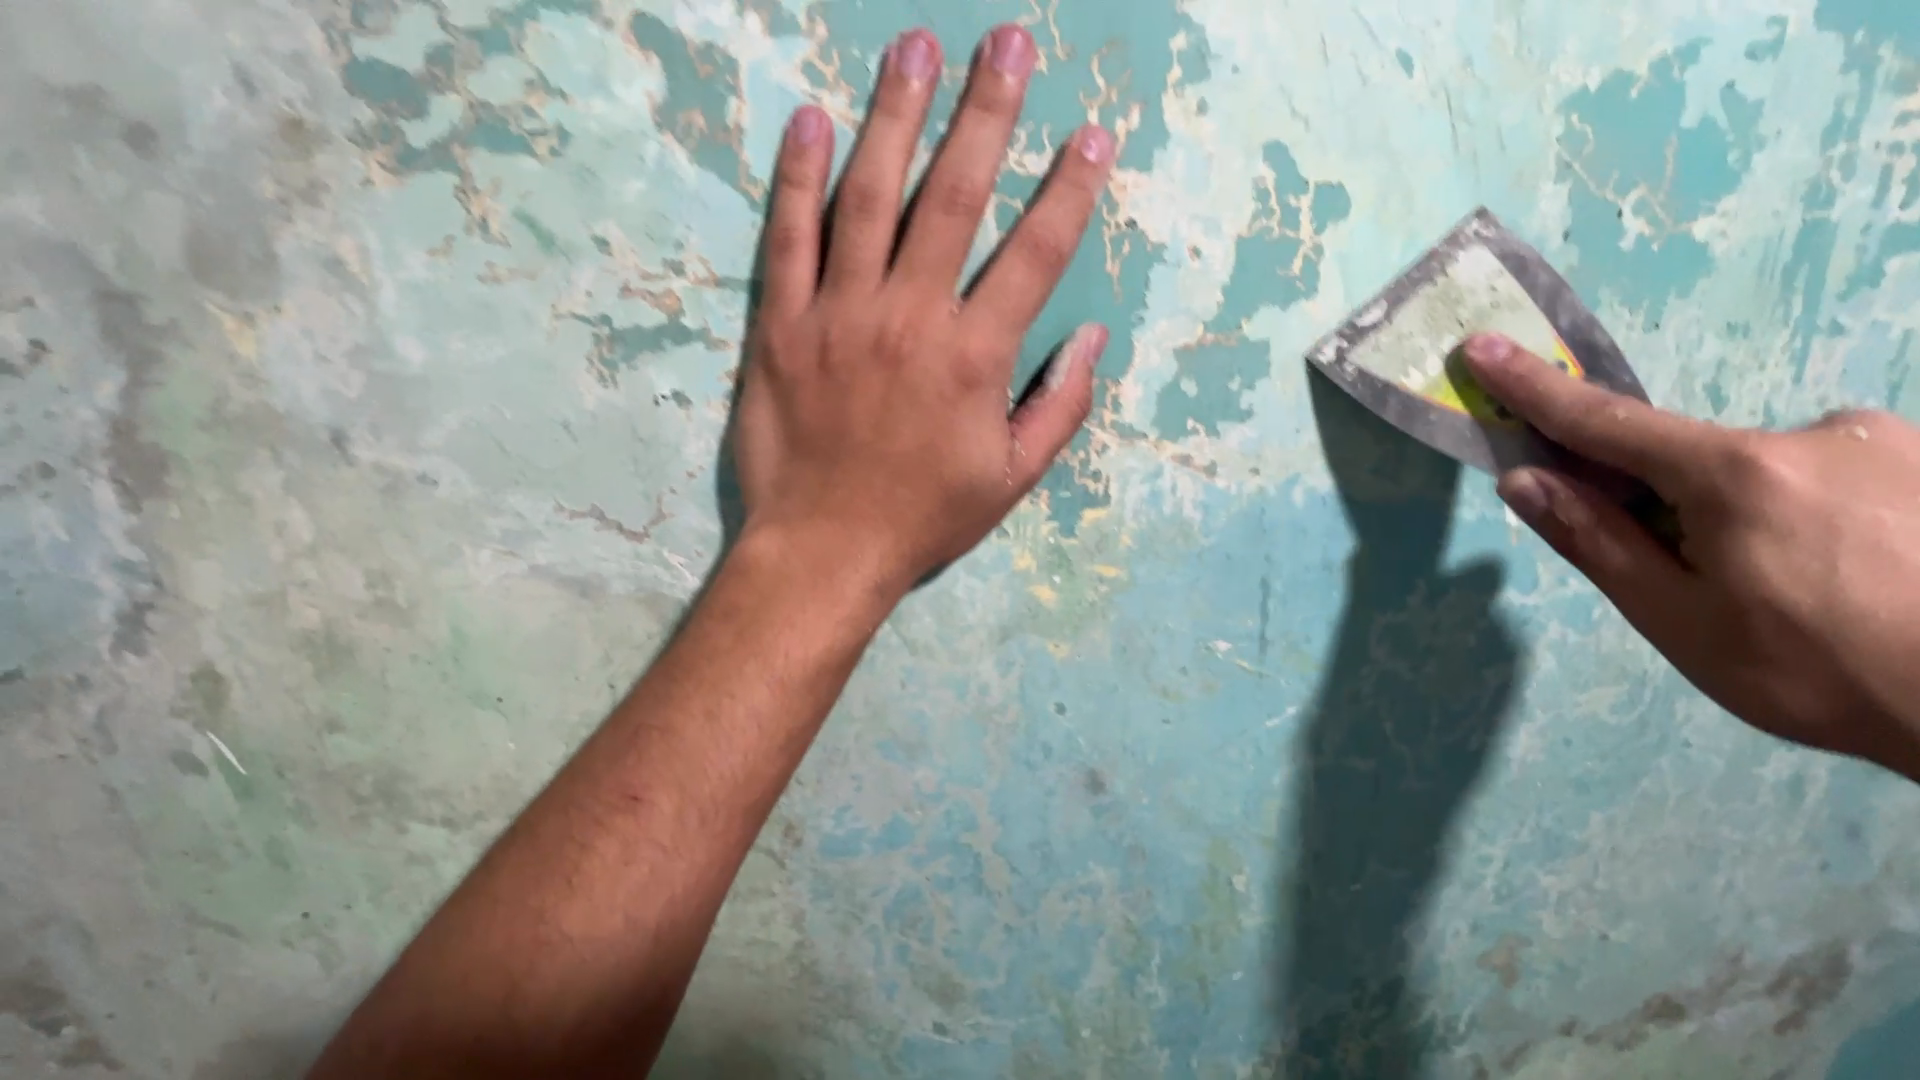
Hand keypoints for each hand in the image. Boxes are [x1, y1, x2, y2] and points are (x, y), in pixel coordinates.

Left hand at [731, 24, 1115, 596]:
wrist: (824, 551)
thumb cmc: (924, 518)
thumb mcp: (1012, 479)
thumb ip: (1060, 407)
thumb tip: (1093, 339)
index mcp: (974, 358)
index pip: (1036, 255)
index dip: (1069, 191)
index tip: (1091, 136)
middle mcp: (910, 318)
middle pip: (954, 197)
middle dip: (987, 113)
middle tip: (1006, 42)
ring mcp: (838, 315)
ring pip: (870, 197)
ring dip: (896, 117)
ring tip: (914, 50)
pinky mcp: (779, 326)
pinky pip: (789, 239)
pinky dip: (799, 179)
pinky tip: (813, 121)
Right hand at [1464, 334, 1919, 777]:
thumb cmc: (1821, 673)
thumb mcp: (1679, 619)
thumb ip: (1599, 541)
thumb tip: (1525, 480)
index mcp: (1737, 473)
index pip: (1605, 422)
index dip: (1534, 389)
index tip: (1481, 347)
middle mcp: (1815, 434)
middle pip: (1692, 456)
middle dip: (1667, 503)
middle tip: (1699, 580)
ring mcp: (1888, 444)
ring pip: (1766, 472)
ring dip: (1747, 516)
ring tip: (1798, 594)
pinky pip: (1828, 476)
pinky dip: (1809, 516)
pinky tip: (1855, 576)